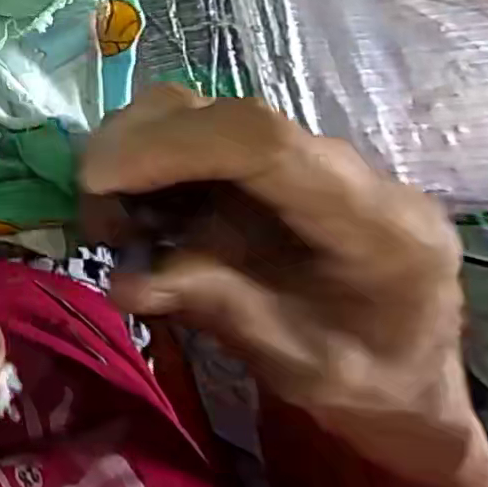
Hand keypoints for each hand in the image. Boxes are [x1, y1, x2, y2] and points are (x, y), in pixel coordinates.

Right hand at [80, 87, 487, 486]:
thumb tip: (121, 284)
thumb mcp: (295, 363)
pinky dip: (131, 162)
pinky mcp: (250, 152)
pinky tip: (132, 210)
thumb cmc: (356, 376)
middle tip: (94, 218)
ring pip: (179, 110)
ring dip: (121, 155)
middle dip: (125, 152)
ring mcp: (286, 150)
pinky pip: (172, 128)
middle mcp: (332, 166)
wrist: (393, 370)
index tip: (96, 184)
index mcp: (372, 221)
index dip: (164, 149)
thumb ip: (216, 310)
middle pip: (204, 112)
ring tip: (112, 221)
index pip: (259, 142)